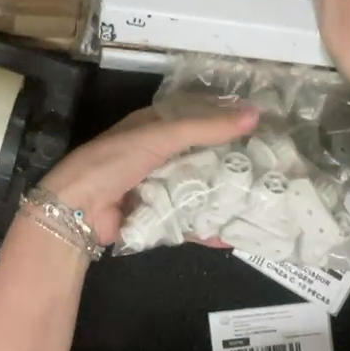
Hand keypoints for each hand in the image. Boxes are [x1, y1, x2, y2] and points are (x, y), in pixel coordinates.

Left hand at [39, 104, 256, 244]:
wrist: (78, 209)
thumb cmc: (114, 161)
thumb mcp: (160, 136)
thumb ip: (206, 128)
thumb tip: (254, 115)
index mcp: (155, 126)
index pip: (199, 117)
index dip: (227, 119)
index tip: (263, 124)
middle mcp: (158, 155)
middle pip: (202, 156)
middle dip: (232, 162)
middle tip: (271, 166)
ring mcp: (159, 188)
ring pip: (198, 190)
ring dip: (224, 197)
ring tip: (260, 200)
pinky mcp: (158, 218)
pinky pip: (188, 222)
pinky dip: (207, 229)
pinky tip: (231, 235)